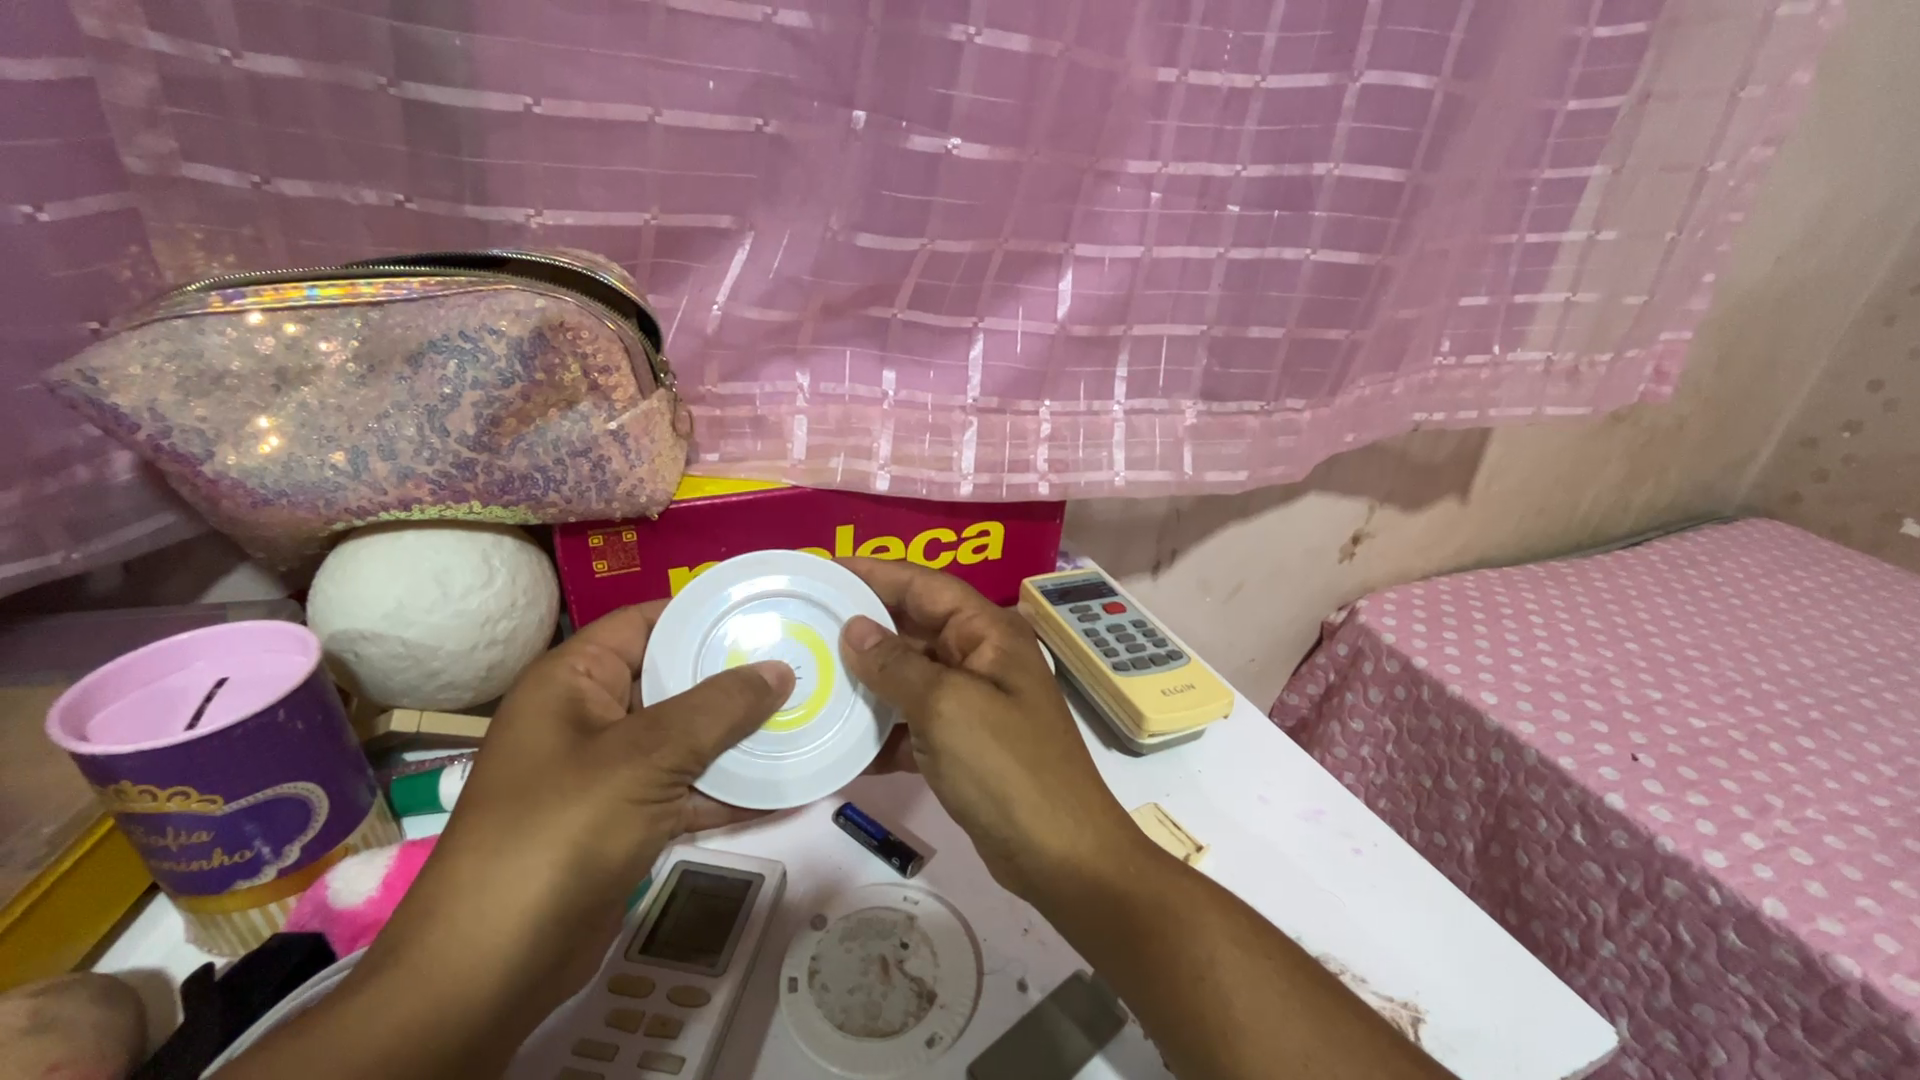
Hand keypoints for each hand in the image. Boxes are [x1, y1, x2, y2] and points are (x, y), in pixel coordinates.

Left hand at [356, 602, 792, 1037]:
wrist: (495, 962)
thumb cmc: (561, 831)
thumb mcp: (645, 756)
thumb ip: (718, 708)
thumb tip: (778, 669)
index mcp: (574, 679)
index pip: (647, 622)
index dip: (705, 613)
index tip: (770, 609)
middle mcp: (589, 716)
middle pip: (672, 680)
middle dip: (736, 677)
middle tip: (805, 664)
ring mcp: (608, 773)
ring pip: (685, 738)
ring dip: (740, 736)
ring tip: (809, 716)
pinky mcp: (625, 821)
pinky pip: (686, 789)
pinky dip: (729, 789)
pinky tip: (787, 786)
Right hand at [836, 558, 1138, 898]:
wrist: (1060, 855)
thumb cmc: (1007, 767)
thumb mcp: (947, 706)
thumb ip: (896, 665)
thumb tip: (853, 628)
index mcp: (987, 633)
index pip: (924, 585)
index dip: (874, 573)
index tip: (821, 571)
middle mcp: (980, 659)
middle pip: (913, 628)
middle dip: (861, 628)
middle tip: (802, 624)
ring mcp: (972, 705)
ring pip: (909, 679)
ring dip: (865, 682)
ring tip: (807, 678)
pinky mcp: (962, 748)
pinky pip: (912, 726)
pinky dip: (880, 733)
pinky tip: (837, 744)